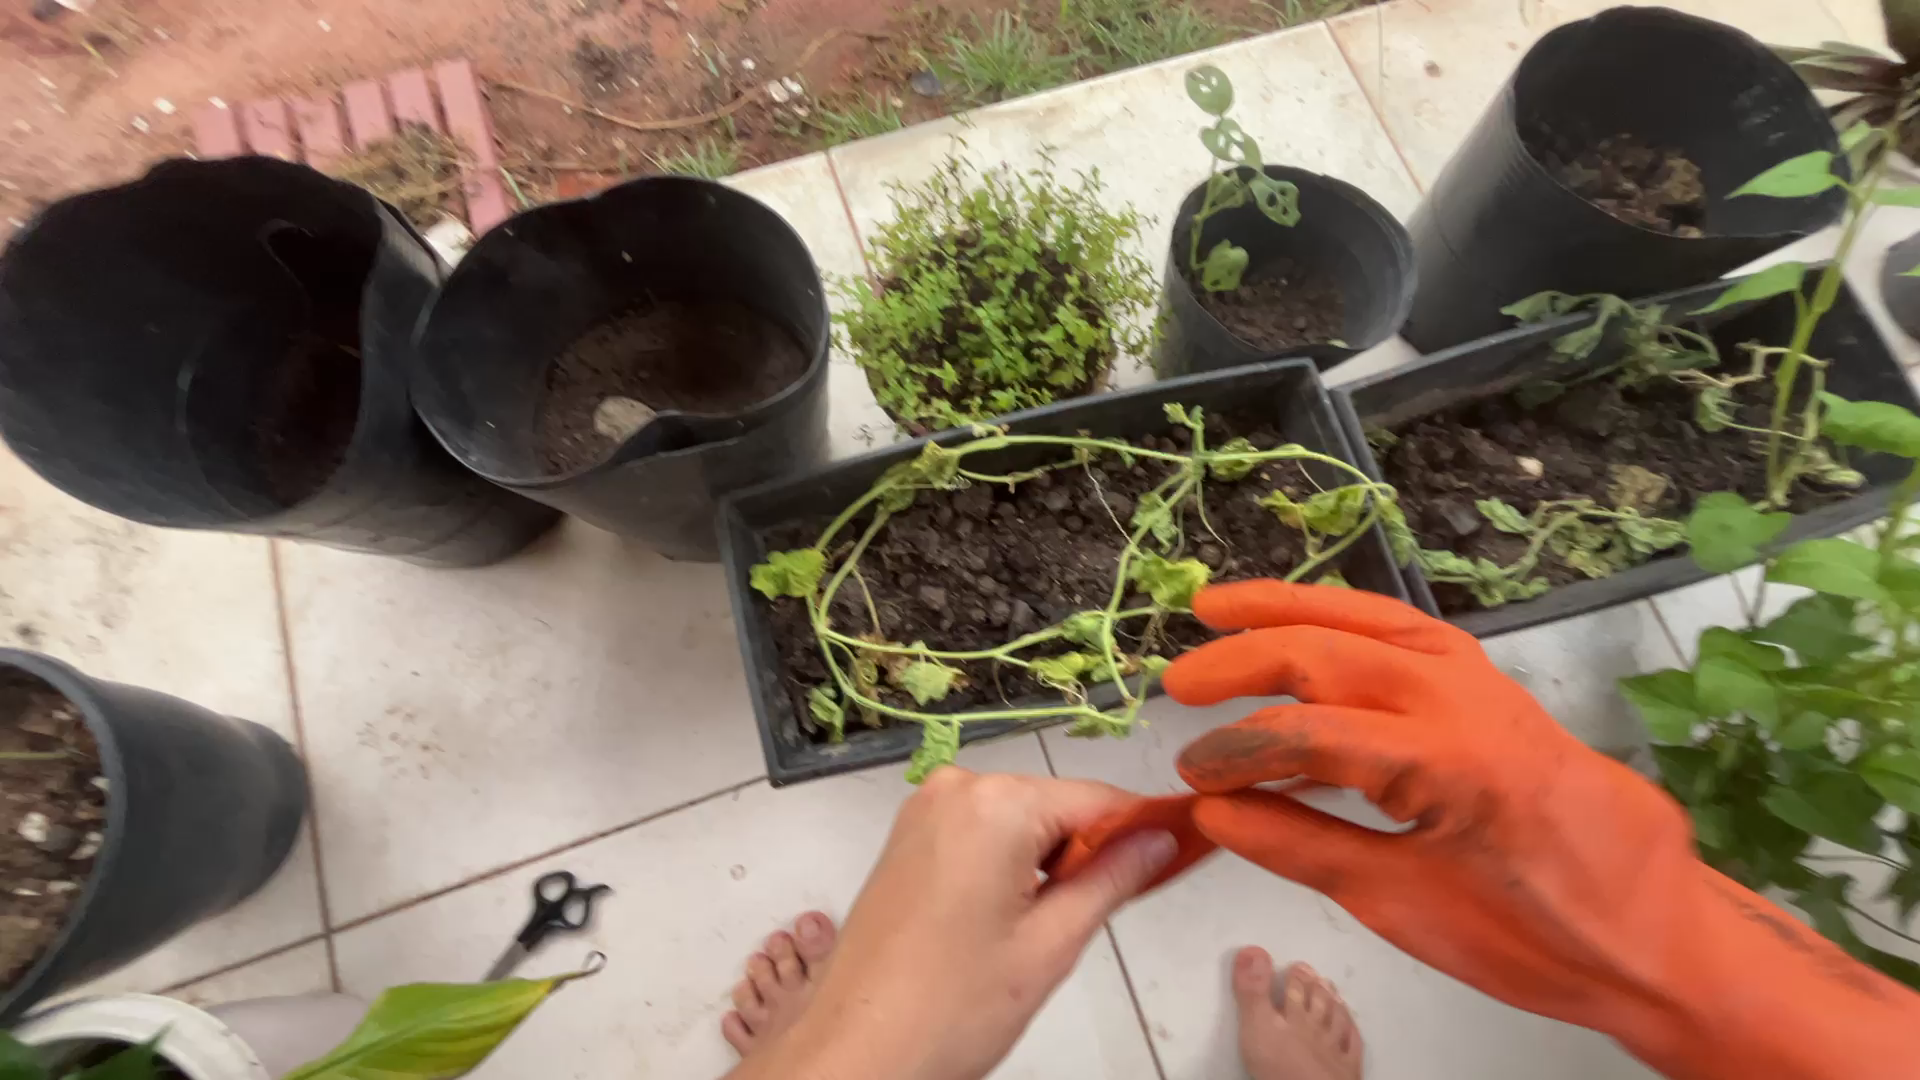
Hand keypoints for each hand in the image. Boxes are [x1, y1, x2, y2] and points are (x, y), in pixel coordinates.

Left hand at [738, 769, 1177, 1079]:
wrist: (855, 1048)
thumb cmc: (956, 1003)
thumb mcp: (1051, 944)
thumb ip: (1113, 879)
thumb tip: (1162, 838)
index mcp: (996, 801)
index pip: (1094, 797)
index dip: (1138, 826)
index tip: (1175, 851)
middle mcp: (958, 784)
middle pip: (1051, 804)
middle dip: (1085, 848)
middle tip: (1094, 913)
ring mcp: (926, 804)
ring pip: (1015, 816)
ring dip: (1045, 856)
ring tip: (1041, 923)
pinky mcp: (909, 829)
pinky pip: (978, 826)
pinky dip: (1006, 856)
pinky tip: (1004, 910)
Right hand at [1166, 580, 1919, 1079]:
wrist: (1662, 930)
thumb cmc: (1536, 935)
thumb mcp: (1403, 905)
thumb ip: (1296, 845)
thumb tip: (1211, 811)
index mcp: (1449, 764)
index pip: (1307, 736)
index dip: (1235, 751)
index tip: (1191, 776)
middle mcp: (1459, 698)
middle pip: (1321, 654)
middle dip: (1238, 663)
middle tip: (1177, 685)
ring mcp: (1473, 673)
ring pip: (1355, 614)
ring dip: (1276, 606)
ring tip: (1211, 605)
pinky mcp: (1478, 671)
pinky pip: (1390, 621)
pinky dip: (1331, 609)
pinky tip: (1292, 614)